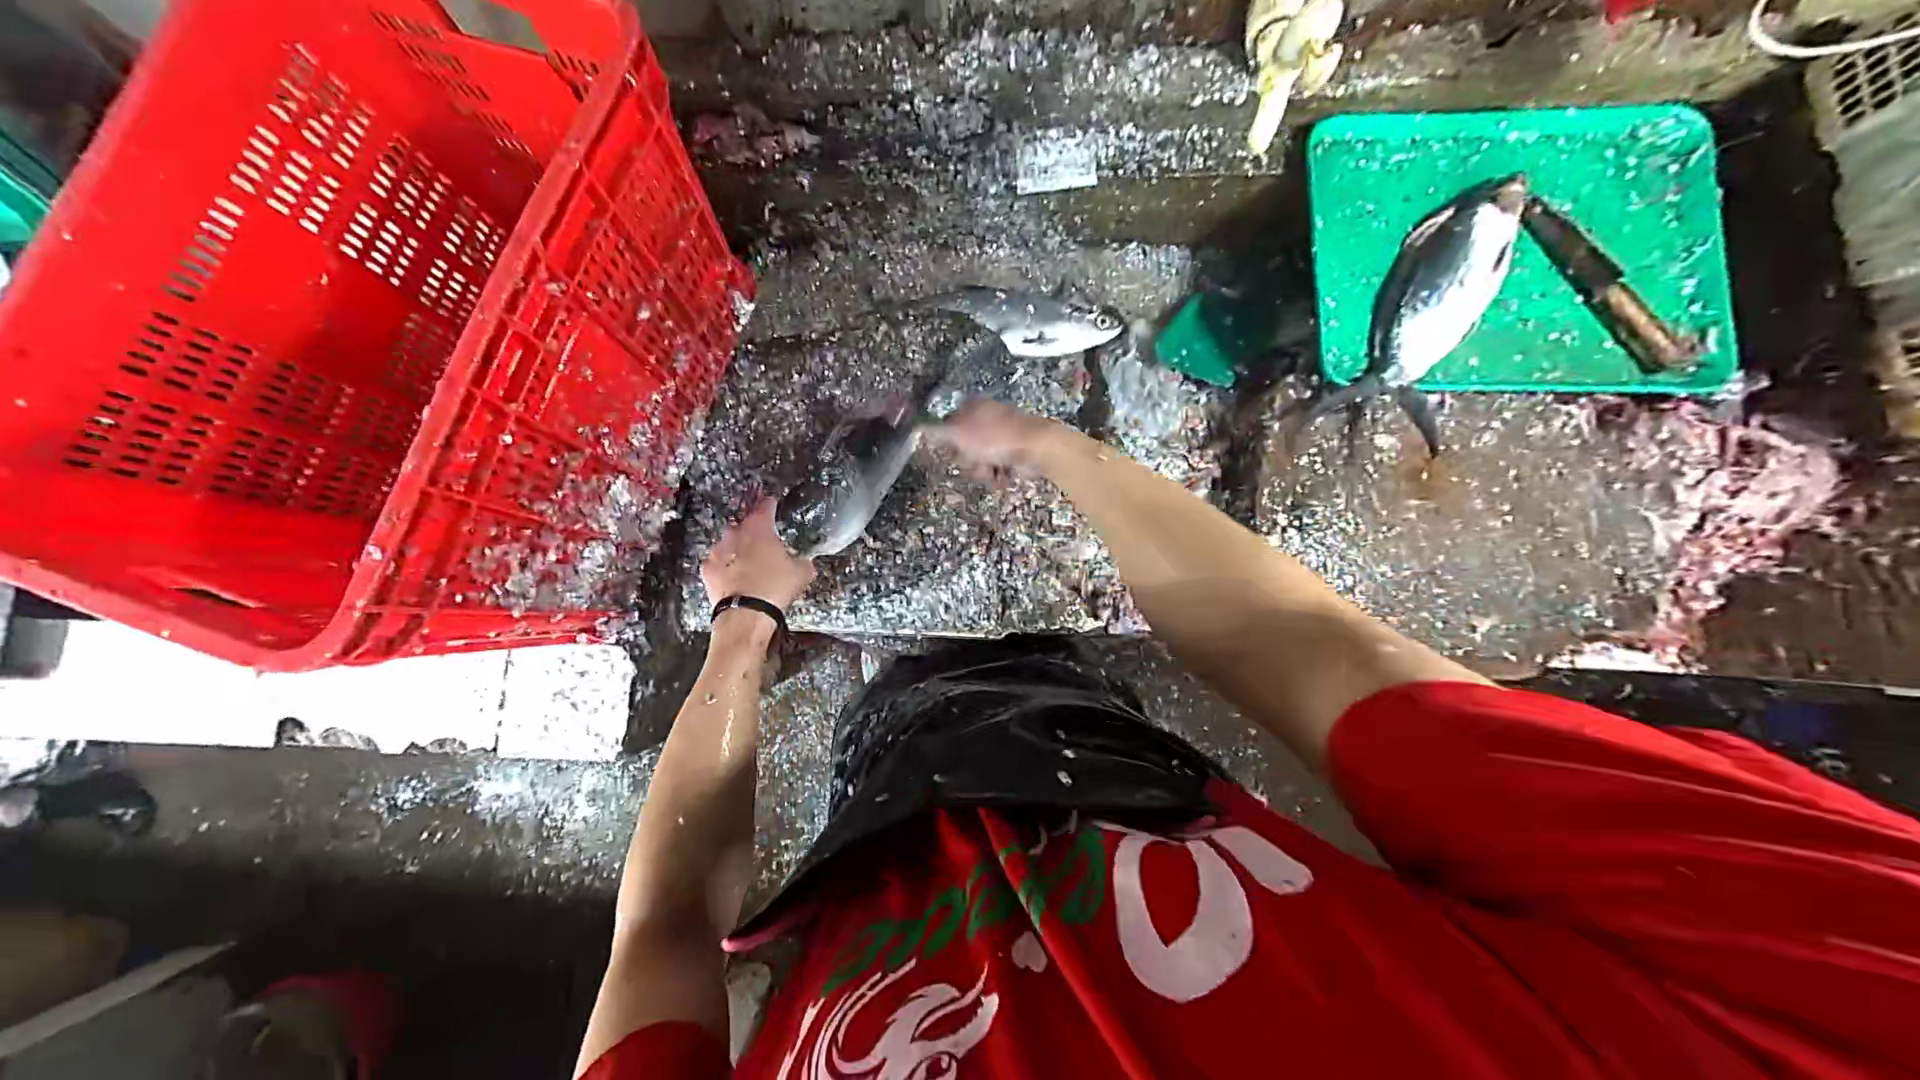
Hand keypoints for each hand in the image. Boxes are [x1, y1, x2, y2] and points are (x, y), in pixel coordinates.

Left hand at [702, 499, 815, 610]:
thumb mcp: (801, 573)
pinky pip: (718, 562)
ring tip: (750, 565)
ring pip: (729, 543)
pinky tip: (736, 577)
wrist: (746, 614)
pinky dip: (726, 567)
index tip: (772, 503)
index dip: (770, 504)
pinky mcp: (707, 570)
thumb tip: (805, 561)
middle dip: (754, 532)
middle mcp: (735, 535)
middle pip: (744, 525)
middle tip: (765, 545)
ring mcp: (718, 552)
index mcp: (759, 529)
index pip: (765, 506)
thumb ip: (802, 560)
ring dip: (738, 550)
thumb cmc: (773, 589)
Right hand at [925, 399, 1062, 478]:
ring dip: (983, 471)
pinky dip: (998, 475)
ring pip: (979, 461)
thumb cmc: (995, 438)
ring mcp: (1001, 436)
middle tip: (975, 460)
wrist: (1037, 448)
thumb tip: (916, 426)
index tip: (949, 452)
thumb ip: (936, 431)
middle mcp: (985, 419)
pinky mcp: (1013, 452)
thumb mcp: (959, 434)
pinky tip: (1003, 475)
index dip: (947, 443)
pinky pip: (997, 468)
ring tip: (992, 470)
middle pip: (963, 447)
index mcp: (972, 408)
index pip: (947, 426)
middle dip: (968, 460)